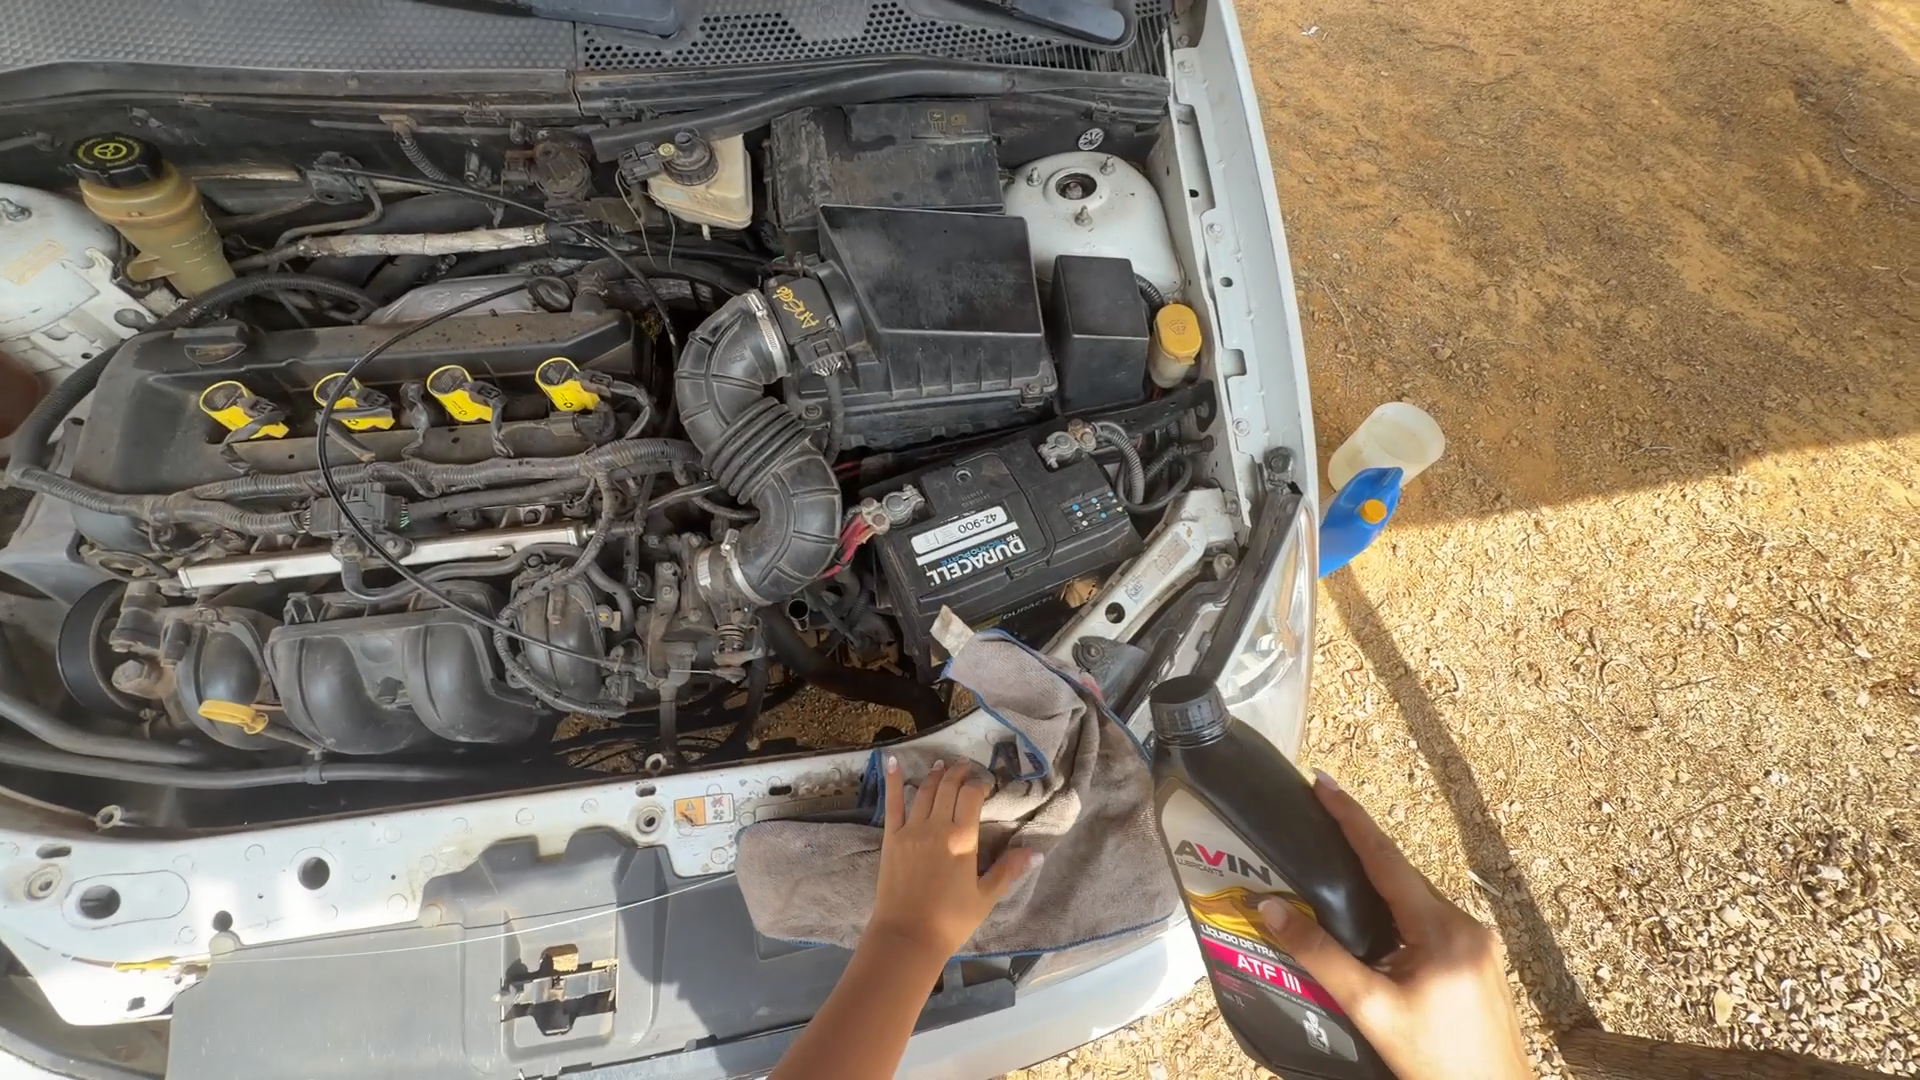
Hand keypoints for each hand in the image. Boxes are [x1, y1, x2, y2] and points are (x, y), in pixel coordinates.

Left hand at [866, 756, 1040, 959]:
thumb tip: (1036, 851)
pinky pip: (892, 803)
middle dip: (959, 773)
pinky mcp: (891, 837)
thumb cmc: (950, 921)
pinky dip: (892, 780)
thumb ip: (1008, 870)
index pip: (972, 796)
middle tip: (966, 767)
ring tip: (943, 765)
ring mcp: (911, 829)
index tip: (986, 784)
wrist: (907, 938)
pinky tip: (891, 761)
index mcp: (962, 839)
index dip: (979, 784)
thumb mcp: (985, 898)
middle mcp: (936, 826)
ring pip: (924, 791)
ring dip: (936, 775)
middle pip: (948, 787)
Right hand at [1258, 772, 1531, 1079]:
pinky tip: (1371, 911)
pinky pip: (1425, 915)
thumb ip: (1320, 955)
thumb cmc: (1436, 1063)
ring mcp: (1477, 944)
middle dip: (1358, 840)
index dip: (1350, 817)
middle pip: (1400, 871)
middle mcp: (1465, 926)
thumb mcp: (1371, 1009)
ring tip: (1335, 857)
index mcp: (1441, 930)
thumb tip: (1269, 907)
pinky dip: (1393, 901)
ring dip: (1375, 873)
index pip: (1385, 857)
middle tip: (1318, 812)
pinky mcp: (1477, 961)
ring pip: (1413, 894)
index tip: (1321, 781)